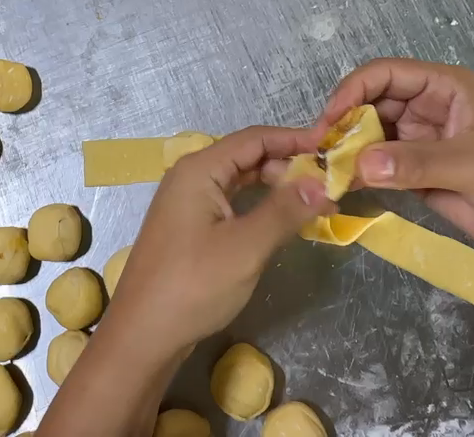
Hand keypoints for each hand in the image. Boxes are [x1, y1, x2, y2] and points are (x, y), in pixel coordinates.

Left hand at [100, 126, 335, 356]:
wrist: (143, 334)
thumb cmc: (194, 284)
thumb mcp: (246, 247)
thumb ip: (284, 210)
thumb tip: (322, 182)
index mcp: (199, 169)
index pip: (253, 139)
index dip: (292, 140)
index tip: (330, 148)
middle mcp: (190, 176)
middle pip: (246, 157)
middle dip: (286, 166)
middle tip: (326, 184)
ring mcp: (187, 202)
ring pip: (238, 181)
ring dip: (274, 187)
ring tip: (311, 201)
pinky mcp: (190, 227)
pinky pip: (230, 202)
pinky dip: (257, 206)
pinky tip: (279, 221)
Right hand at [317, 58, 473, 261]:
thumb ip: (417, 162)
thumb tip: (357, 165)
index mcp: (443, 87)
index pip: (385, 74)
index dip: (352, 91)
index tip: (328, 120)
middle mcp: (427, 109)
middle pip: (370, 105)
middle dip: (343, 124)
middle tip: (318, 153)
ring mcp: (421, 143)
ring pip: (371, 138)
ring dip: (347, 152)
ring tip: (322, 173)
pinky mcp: (419, 176)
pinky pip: (380, 169)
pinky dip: (359, 176)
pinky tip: (339, 188)